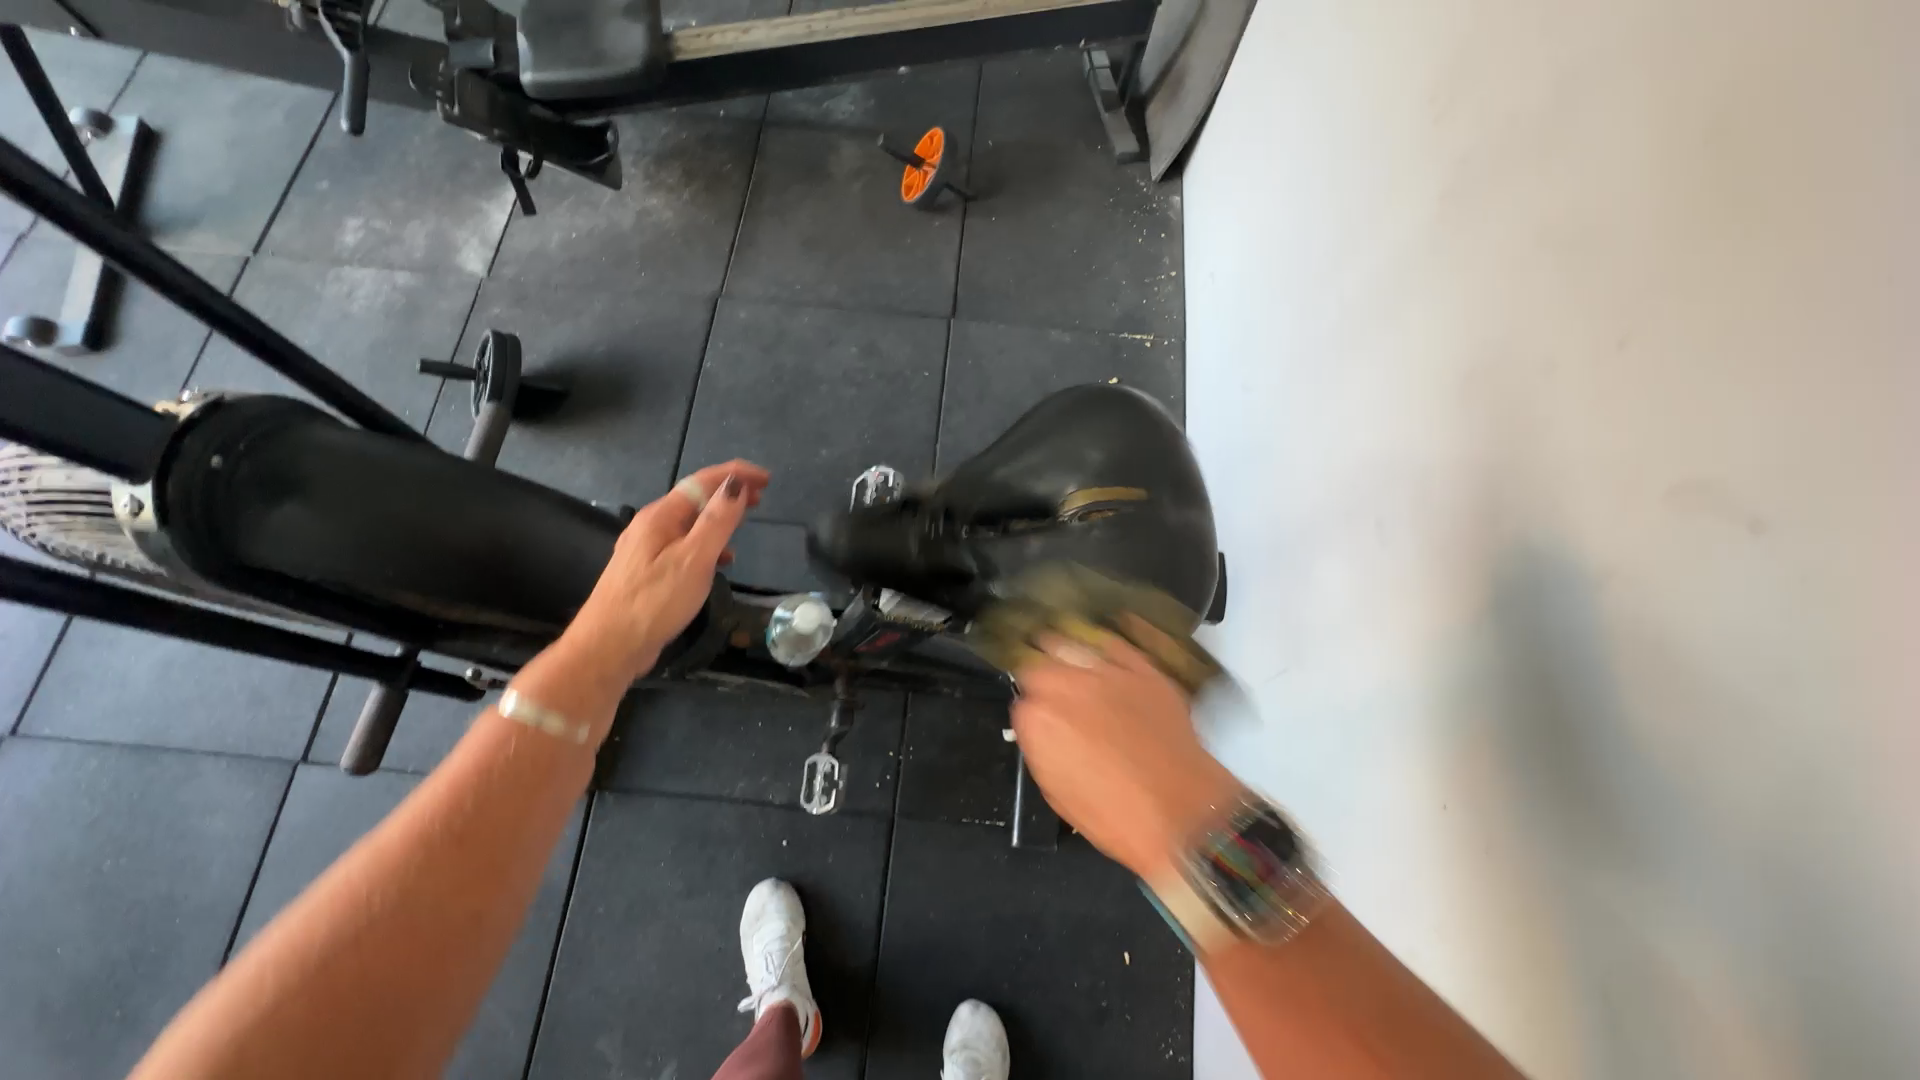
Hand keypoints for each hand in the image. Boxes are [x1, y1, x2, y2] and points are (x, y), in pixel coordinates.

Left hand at [564, 460, 769, 681]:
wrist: (609, 647)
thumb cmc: (654, 602)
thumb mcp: (694, 559)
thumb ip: (717, 520)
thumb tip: (736, 485)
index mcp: (661, 516)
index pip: (703, 481)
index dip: (736, 474)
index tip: (766, 478)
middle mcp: (650, 526)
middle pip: (694, 499)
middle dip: (728, 493)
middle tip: (761, 497)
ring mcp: (646, 550)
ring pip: (689, 523)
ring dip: (718, 519)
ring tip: (744, 525)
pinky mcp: (647, 573)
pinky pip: (683, 546)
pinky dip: (706, 545)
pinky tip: (719, 562)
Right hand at [1010, 626, 1244, 880]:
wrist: (1180, 814)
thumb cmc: (1113, 815)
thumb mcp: (1056, 791)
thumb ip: (1041, 748)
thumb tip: (1042, 730)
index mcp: (1037, 718)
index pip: (1018, 695)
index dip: (1029, 704)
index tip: (1036, 714)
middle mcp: (1065, 684)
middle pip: (1039, 662)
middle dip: (1039, 672)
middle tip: (1046, 686)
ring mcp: (1106, 672)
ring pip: (1070, 643)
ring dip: (1062, 650)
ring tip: (1063, 654)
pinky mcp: (1142, 669)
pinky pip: (1115, 643)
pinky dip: (1103, 645)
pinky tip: (1100, 647)